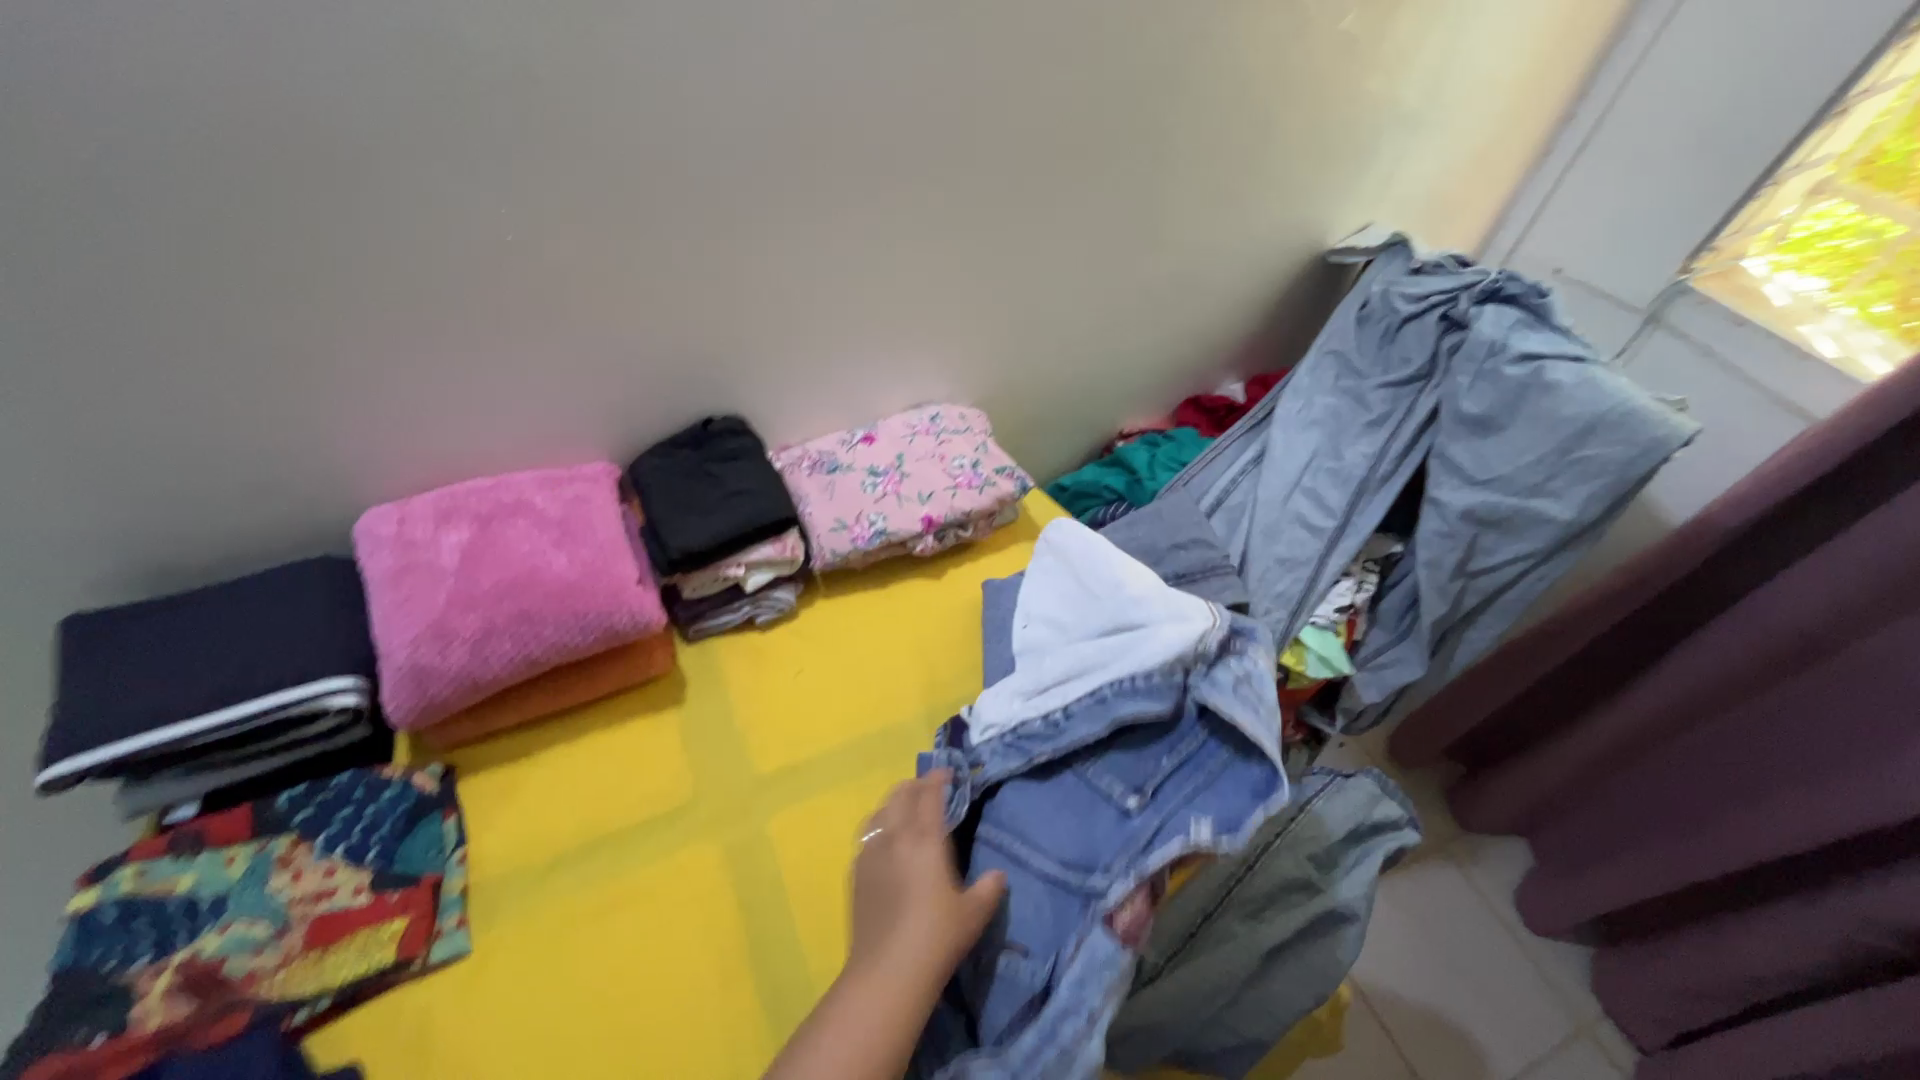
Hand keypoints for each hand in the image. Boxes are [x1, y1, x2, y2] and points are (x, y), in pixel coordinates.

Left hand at [847, 769, 1007, 989]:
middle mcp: (894, 837)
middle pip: (900, 795)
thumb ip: (989, 889)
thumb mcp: (974, 913)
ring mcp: (870, 854)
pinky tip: (885, 839)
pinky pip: (866, 835)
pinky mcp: (855, 873)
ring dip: (894, 801)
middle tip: (929, 786)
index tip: (948, 772)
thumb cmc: (937, 937)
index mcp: (925, 839)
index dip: (939, 778)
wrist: (887, 971)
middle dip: (915, 784)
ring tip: (905, 806)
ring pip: (879, 812)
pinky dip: (879, 825)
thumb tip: (997, 875)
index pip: (929, 795)